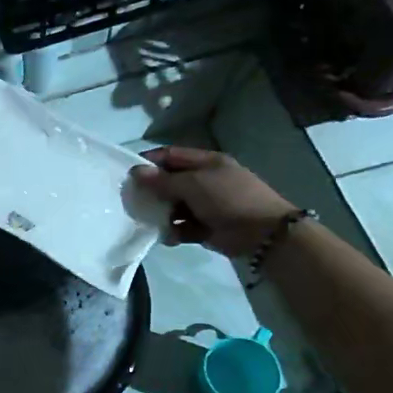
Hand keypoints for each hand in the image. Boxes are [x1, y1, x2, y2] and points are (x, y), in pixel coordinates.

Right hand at [130, 147, 297, 256]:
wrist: (263, 233)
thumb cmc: (228, 198)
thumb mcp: (193, 184)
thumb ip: (163, 180)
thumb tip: (135, 172)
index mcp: (206, 163)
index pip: (172, 156)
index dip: (150, 162)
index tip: (129, 173)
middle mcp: (206, 181)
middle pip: (171, 182)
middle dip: (152, 191)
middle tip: (132, 200)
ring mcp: (207, 205)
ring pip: (175, 206)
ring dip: (162, 214)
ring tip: (149, 221)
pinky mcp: (207, 227)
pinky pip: (184, 227)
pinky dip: (175, 232)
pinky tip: (169, 237)